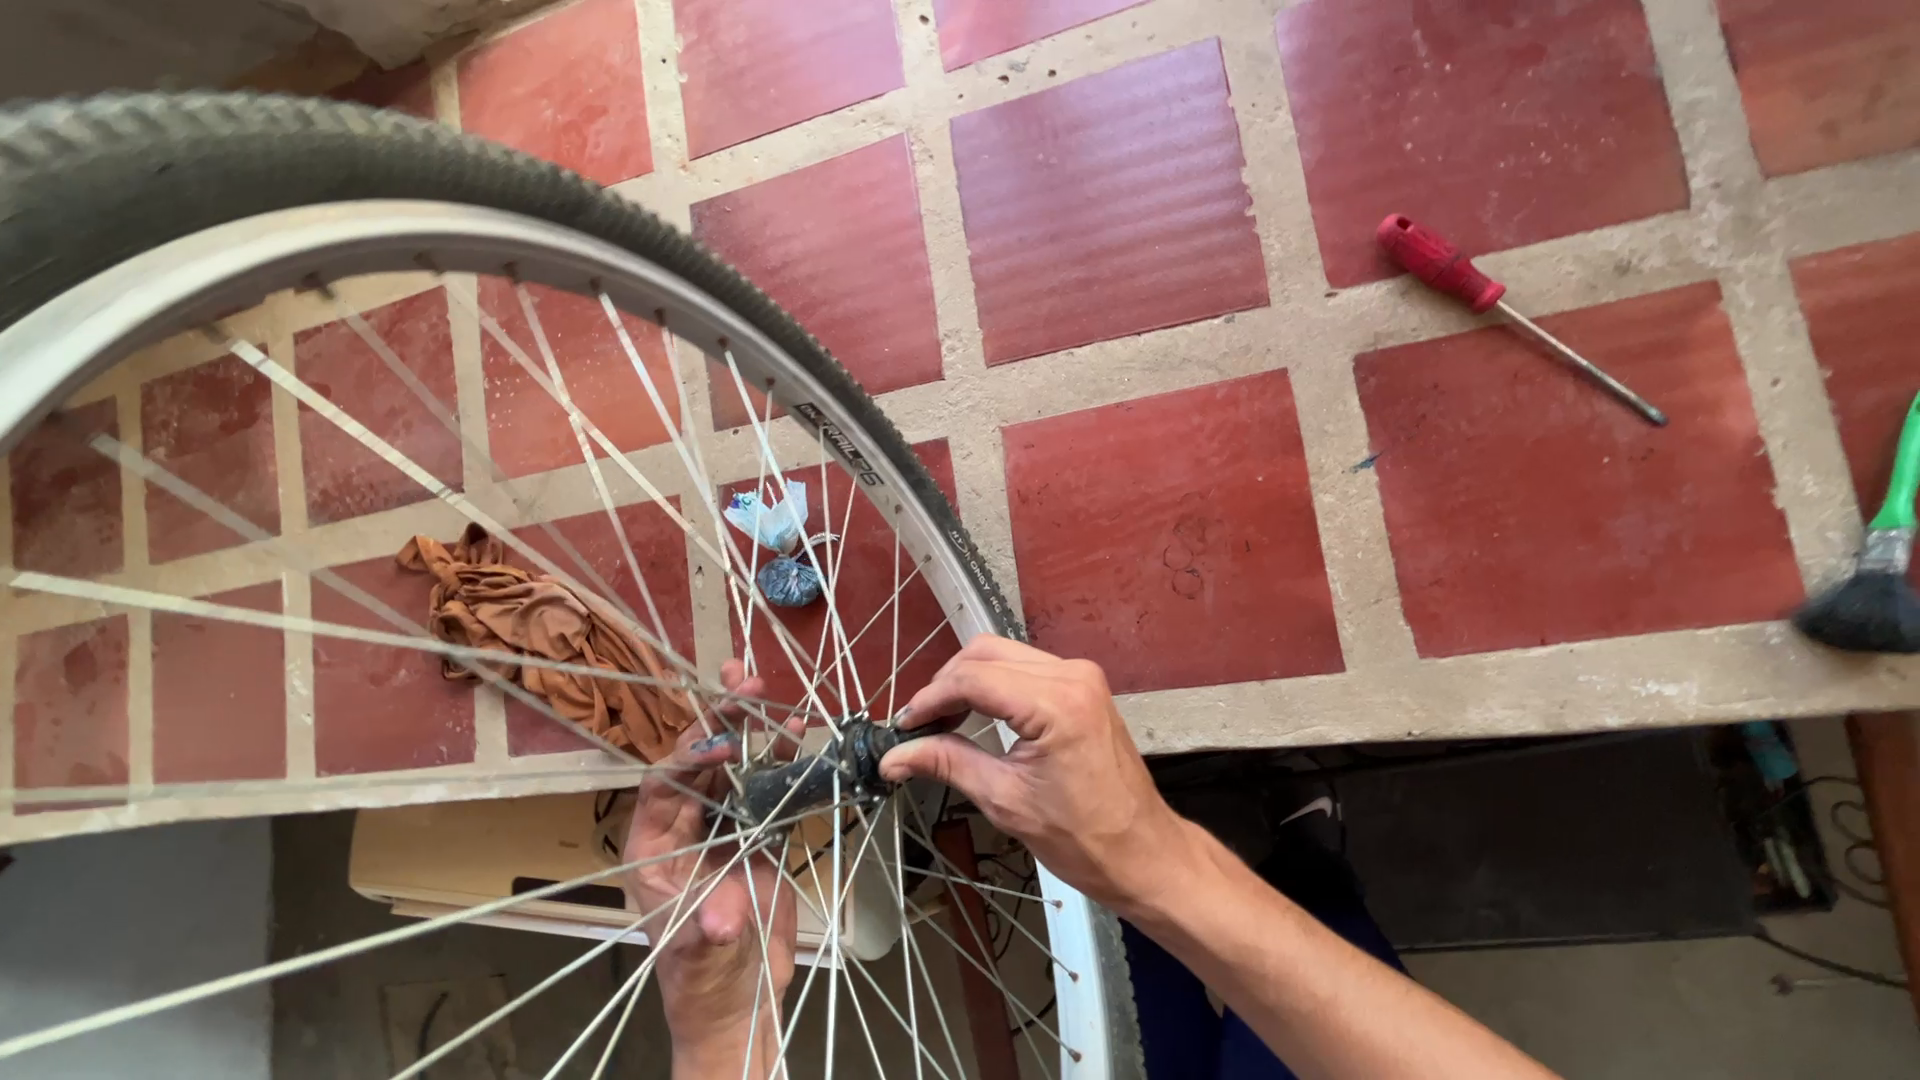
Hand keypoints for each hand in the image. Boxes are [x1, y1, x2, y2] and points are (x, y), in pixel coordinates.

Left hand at [624, 660, 795, 1073]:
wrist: (744, 1003)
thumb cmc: (707, 984)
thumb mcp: (704, 958)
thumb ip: (709, 931)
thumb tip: (722, 914)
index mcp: (653, 849)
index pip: (663, 787)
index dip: (689, 758)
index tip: (726, 745)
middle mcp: (685, 828)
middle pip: (699, 761)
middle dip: (721, 720)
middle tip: (745, 680)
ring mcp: (723, 827)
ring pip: (734, 765)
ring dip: (752, 728)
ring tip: (770, 690)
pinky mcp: (757, 833)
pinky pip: (767, 786)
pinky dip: (782, 758)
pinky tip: (798, 731)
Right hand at [878, 635, 1188, 913]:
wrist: (1144, 852)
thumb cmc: (1083, 838)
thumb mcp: (1005, 800)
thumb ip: (947, 763)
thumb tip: (894, 756)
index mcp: (1055, 703)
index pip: (972, 678)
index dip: (930, 699)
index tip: (904, 726)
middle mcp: (1071, 675)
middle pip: (985, 653)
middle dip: (945, 683)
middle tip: (920, 724)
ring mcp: (1081, 675)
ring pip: (1003, 654)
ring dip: (967, 681)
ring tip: (942, 721)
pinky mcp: (1084, 684)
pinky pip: (1025, 667)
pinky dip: (993, 684)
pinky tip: (975, 713)